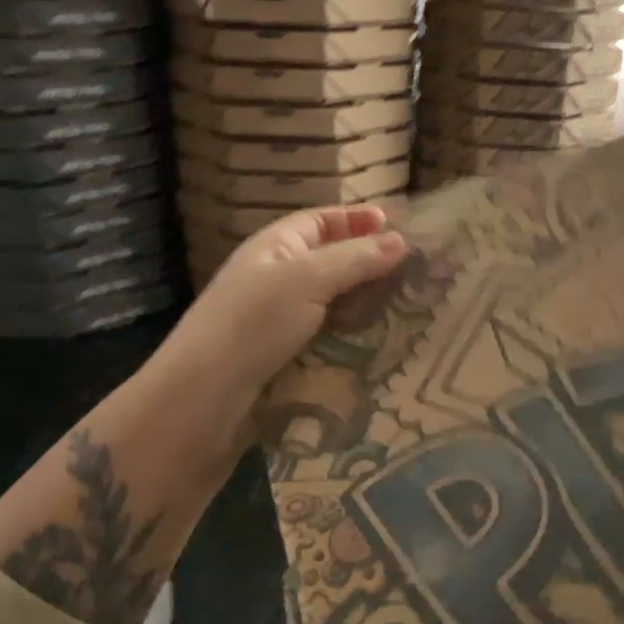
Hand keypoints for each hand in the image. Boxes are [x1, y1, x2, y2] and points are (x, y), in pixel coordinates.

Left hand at [0, 204, 405, 623]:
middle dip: (372, 267)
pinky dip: (355, 342)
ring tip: (415, 312)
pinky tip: (385, 350)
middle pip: (331, 263)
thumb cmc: (251, 326)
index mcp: (273, 248)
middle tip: (422, 276)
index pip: (320, 221)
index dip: (358, 220)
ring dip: (368, 308)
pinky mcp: (286, 363)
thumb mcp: (306, 281)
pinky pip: (329, 343)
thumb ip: (355, 259)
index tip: (401, 229)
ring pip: (334, 307)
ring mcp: (278, 325)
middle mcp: (275, 280)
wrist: (201, 404)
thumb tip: (401, 240)